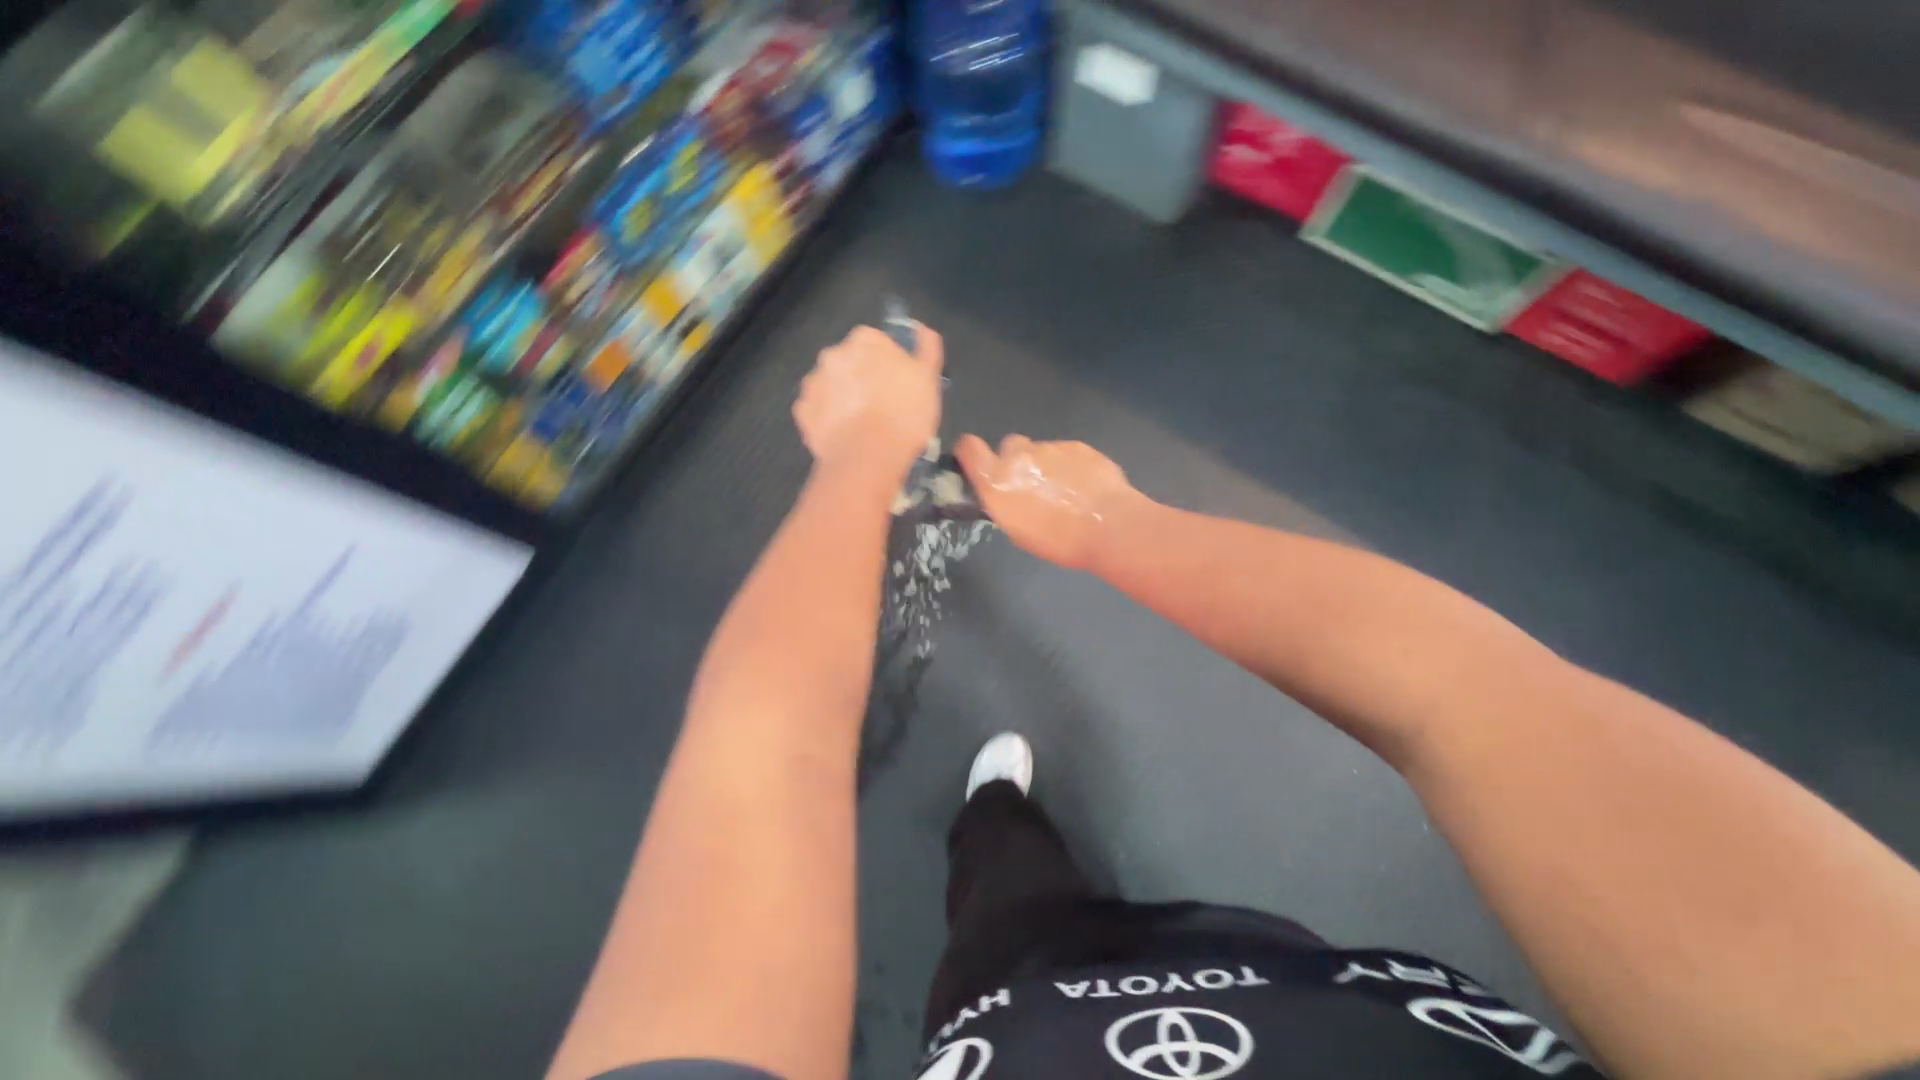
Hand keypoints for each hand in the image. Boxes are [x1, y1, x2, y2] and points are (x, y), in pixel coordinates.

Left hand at [794, 324, 943, 484]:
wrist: (868, 458)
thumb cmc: (904, 414)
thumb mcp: (929, 379)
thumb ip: (926, 349)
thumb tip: (922, 330)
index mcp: (864, 340)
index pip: (874, 341)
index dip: (886, 362)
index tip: (896, 382)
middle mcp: (833, 353)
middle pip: (849, 360)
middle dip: (861, 376)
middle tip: (881, 404)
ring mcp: (813, 382)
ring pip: (831, 384)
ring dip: (842, 396)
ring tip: (862, 423)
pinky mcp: (802, 410)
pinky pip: (817, 409)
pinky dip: (827, 417)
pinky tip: (844, 433)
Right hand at [954, 435, 1137, 569]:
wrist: (1108, 526)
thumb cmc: (1059, 540)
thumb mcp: (1017, 530)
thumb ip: (1005, 503)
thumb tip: (1007, 494)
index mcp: (996, 480)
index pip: (968, 447)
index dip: (970, 452)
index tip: (978, 463)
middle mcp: (1019, 456)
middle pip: (1008, 446)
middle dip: (1016, 461)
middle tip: (1032, 486)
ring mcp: (1050, 447)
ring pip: (1041, 451)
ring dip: (1046, 466)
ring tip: (1066, 492)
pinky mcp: (1078, 446)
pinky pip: (1067, 453)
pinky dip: (1071, 466)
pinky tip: (1085, 487)